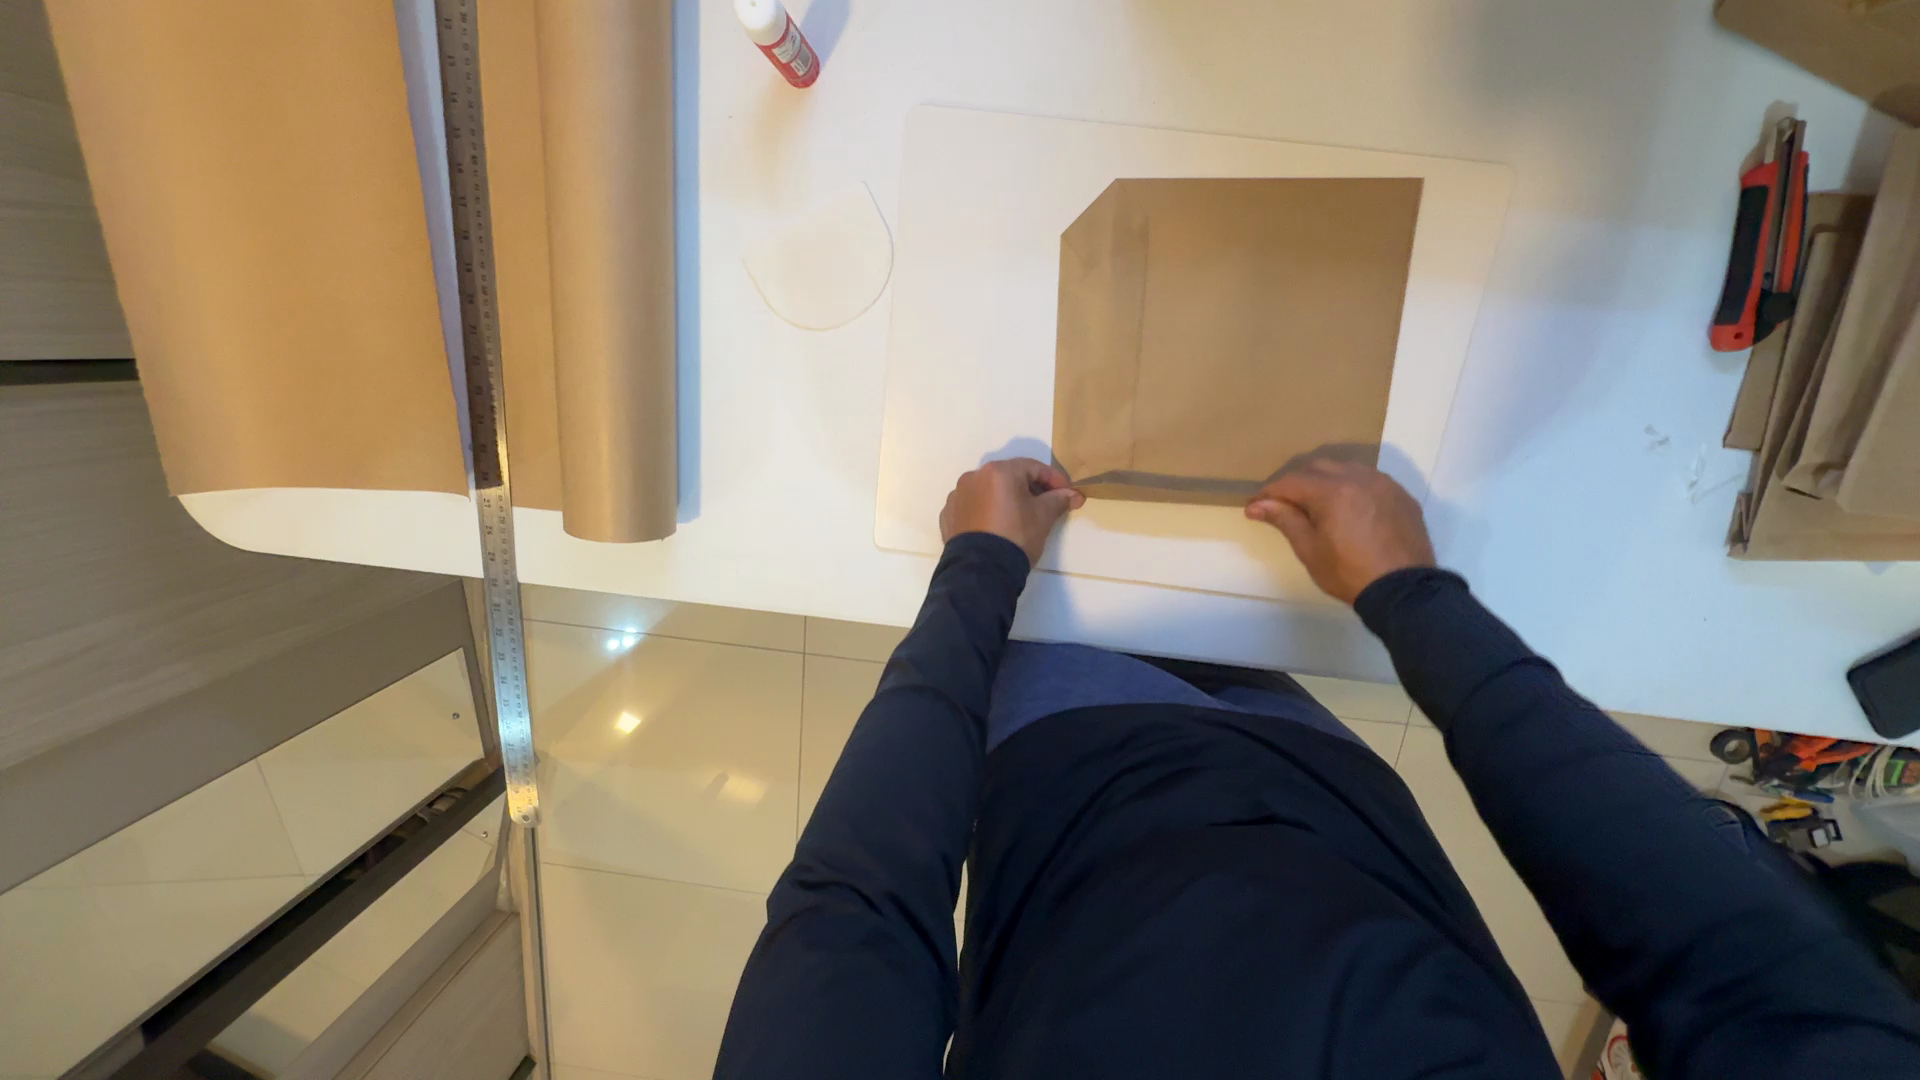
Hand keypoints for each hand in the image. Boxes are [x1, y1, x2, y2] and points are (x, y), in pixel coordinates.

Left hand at [940, 458, 1085, 564]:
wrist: (981, 572)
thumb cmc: (1016, 536)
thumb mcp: (1044, 517)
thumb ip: (1059, 500)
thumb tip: (1074, 495)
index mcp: (998, 471)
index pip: (1034, 468)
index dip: (1054, 480)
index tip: (1067, 494)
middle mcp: (973, 477)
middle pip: (1009, 477)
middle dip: (1030, 489)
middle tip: (1046, 505)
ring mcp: (957, 496)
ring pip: (988, 491)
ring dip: (1006, 499)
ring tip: (1020, 518)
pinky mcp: (948, 516)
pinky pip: (972, 507)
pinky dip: (986, 512)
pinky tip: (996, 527)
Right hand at [1244, 460, 1434, 604]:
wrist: (1405, 591)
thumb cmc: (1349, 574)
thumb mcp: (1309, 550)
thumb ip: (1284, 520)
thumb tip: (1257, 505)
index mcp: (1332, 492)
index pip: (1290, 482)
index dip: (1267, 493)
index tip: (1253, 507)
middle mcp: (1359, 478)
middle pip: (1317, 467)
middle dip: (1295, 482)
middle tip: (1282, 504)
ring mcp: (1384, 484)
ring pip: (1345, 469)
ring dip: (1324, 480)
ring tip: (1315, 503)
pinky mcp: (1401, 495)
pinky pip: (1369, 479)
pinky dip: (1350, 486)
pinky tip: (1346, 507)